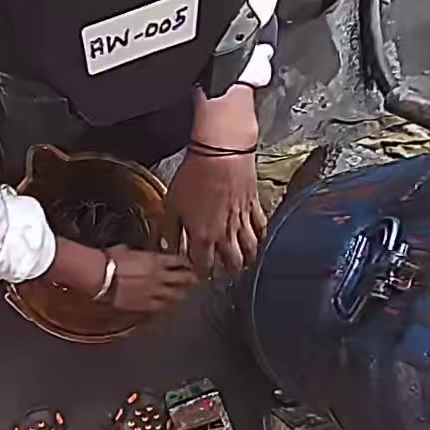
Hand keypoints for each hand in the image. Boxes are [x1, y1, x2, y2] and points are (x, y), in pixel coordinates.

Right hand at [106, 246, 196, 312]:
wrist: (102, 277)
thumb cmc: (110, 261)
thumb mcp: (127, 250)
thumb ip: (139, 254)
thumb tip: (138, 254)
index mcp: (156, 260)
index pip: (178, 261)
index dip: (185, 263)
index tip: (188, 264)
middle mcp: (160, 276)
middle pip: (183, 278)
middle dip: (190, 279)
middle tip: (194, 280)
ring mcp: (154, 292)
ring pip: (176, 294)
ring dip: (182, 293)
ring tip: (184, 293)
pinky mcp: (146, 305)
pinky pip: (162, 306)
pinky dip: (167, 305)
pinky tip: (169, 305)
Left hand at [173, 84, 267, 276]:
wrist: (221, 152)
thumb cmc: (193, 176)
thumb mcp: (172, 204)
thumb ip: (171, 230)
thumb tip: (168, 248)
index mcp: (203, 236)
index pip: (204, 266)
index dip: (201, 274)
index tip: (199, 276)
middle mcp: (225, 234)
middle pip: (232, 264)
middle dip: (228, 273)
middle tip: (224, 276)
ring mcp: (243, 222)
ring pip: (251, 251)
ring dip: (248, 261)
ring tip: (244, 265)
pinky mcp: (255, 207)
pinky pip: (262, 229)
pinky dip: (262, 239)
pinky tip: (260, 243)